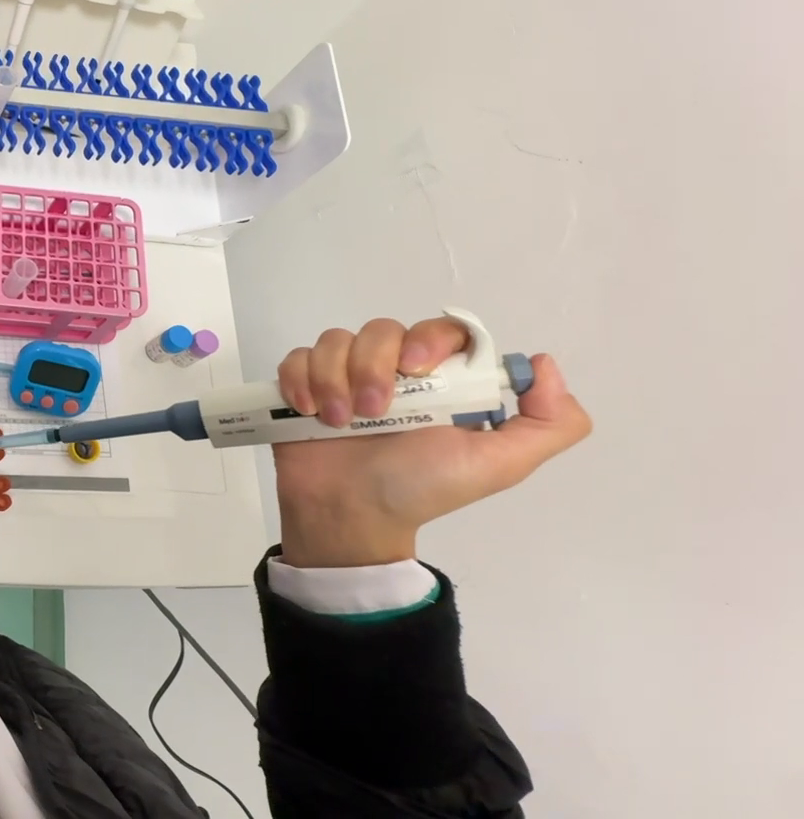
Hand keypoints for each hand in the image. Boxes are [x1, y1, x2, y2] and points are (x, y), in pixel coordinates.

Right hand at [271, 317, 591, 567]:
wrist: (350, 513)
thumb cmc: (421, 488)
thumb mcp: (499, 464)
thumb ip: (548, 424)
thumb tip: (543, 364)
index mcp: (441, 383)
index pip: (443, 330)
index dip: (428, 338)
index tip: (417, 370)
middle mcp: (391, 372)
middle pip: (381, 329)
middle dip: (372, 366)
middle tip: (374, 411)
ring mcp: (342, 376)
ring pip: (333, 340)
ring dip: (333, 380)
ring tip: (338, 422)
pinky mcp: (300, 385)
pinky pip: (295, 358)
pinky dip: (298, 381)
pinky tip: (307, 412)